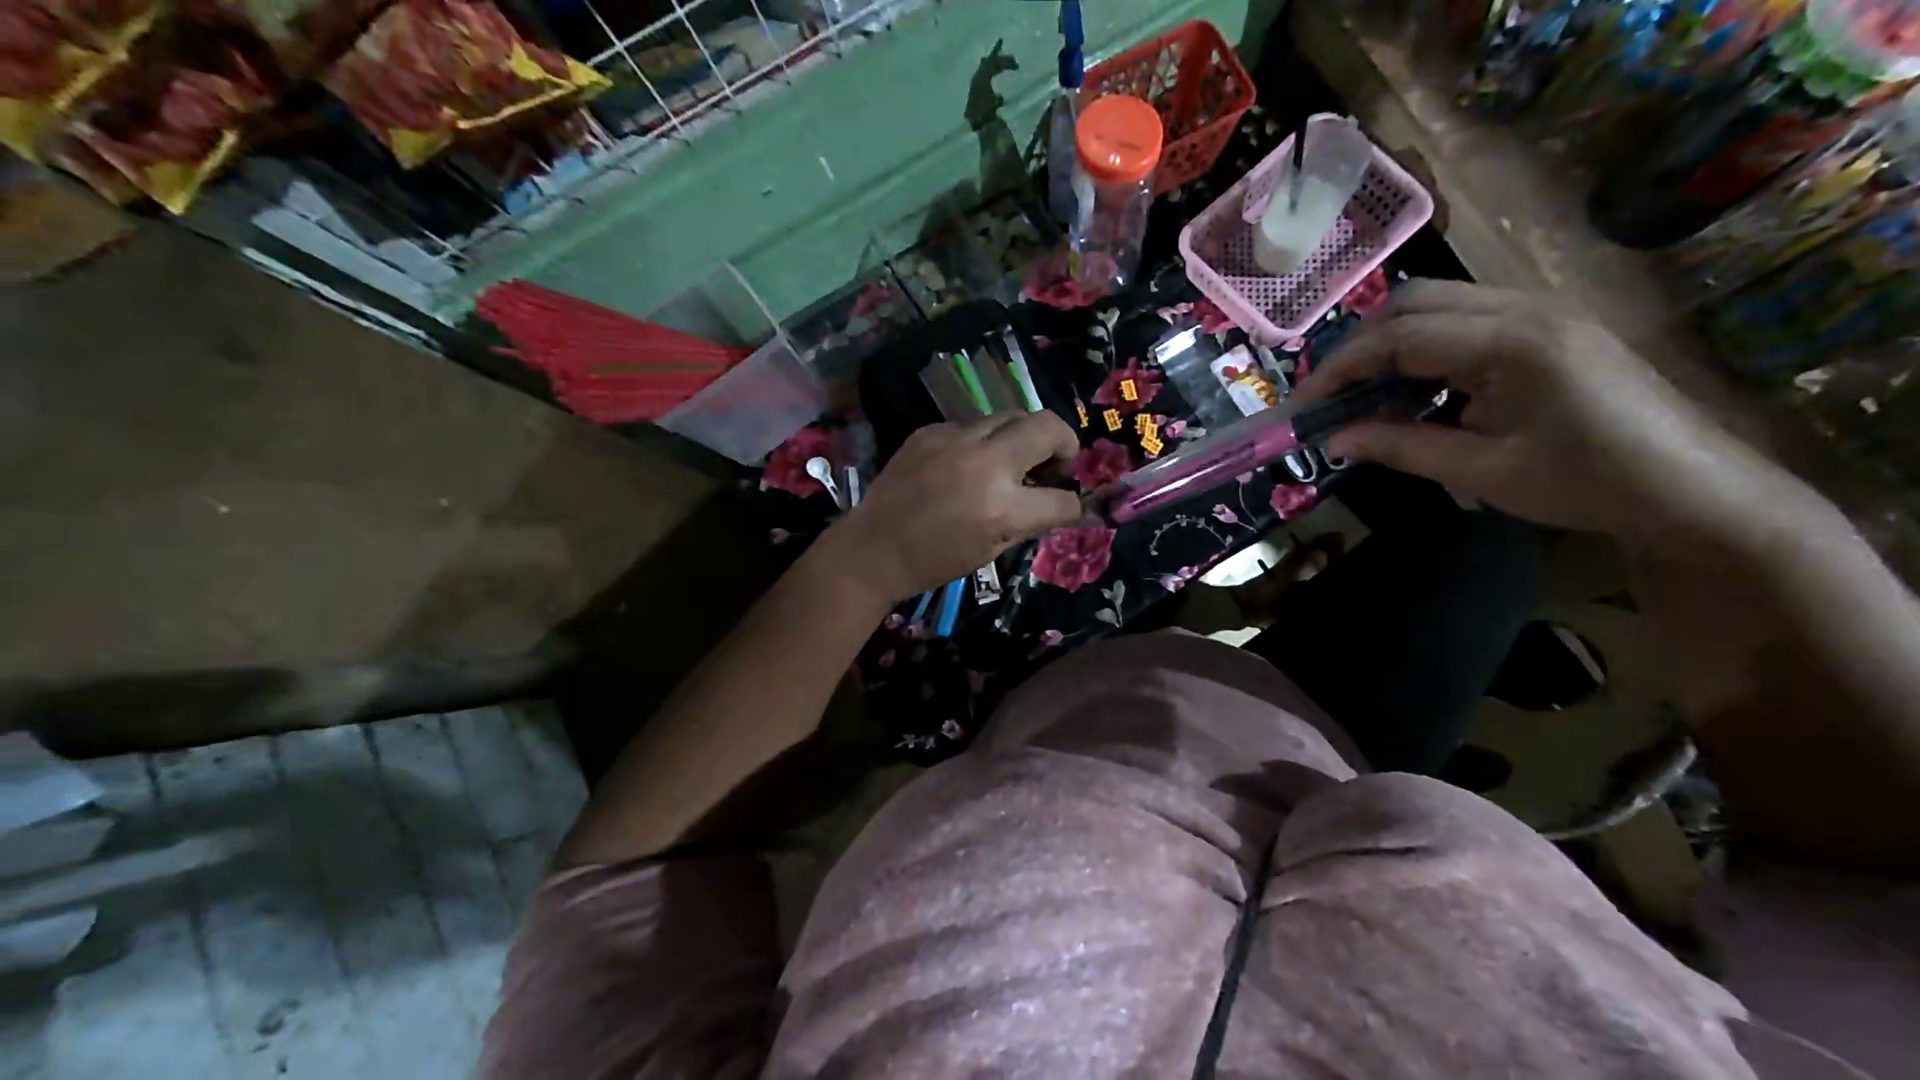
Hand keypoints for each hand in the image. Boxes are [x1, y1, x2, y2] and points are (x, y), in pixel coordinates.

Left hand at [817, 413, 1082, 603]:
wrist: (873, 548)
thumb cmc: (935, 560)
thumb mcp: (991, 550)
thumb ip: (1029, 520)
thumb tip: (1058, 501)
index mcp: (1002, 508)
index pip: (1062, 498)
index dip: (1072, 504)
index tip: (1067, 504)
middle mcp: (984, 463)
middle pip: (1047, 426)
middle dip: (1064, 444)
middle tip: (1054, 465)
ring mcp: (954, 439)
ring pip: (1011, 416)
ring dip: (1022, 438)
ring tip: (1011, 462)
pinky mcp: (930, 430)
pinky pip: (973, 425)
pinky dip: (983, 442)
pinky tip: (967, 464)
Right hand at [1295, 280, 1781, 541]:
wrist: (1693, 487)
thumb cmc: (1585, 484)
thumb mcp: (1480, 472)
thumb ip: (1400, 447)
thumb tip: (1333, 440)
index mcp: (1512, 343)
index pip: (1398, 337)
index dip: (1340, 368)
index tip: (1303, 403)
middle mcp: (1526, 308)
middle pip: (1412, 302)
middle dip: (1360, 346)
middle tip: (1331, 394)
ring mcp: (1543, 310)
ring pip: (1438, 304)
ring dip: (1391, 343)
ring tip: (1366, 393)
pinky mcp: (1550, 325)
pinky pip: (1467, 318)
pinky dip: (1425, 346)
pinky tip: (1417, 387)